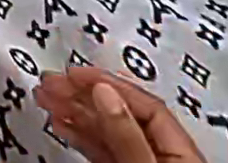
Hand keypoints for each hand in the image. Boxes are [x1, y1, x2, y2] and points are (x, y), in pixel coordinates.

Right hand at [35, 69, 204, 162]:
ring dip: (75, 111)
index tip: (73, 73)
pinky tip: (62, 125)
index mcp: (182, 151)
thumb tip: (105, 91)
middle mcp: (166, 156)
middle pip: (122, 113)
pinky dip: (81, 136)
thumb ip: (128, 136)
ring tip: (45, 97)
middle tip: (48, 81)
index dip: (107, 82)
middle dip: (82, 94)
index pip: (143, 102)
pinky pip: (104, 151)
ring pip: (108, 131)